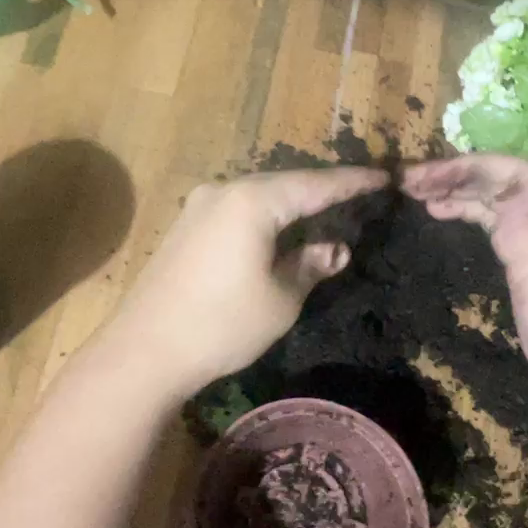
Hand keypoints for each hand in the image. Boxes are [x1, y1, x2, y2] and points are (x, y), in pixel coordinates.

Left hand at [94, 167, 388, 395]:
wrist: (144, 350)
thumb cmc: (222, 324)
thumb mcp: (281, 299)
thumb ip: (312, 265)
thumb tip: (336, 248)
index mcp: (253, 201)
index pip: (315, 185)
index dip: (352, 182)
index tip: (384, 177)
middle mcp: (224, 191)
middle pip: (285, 184)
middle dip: (322, 190)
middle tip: (359, 193)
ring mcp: (200, 206)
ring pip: (260, 196)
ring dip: (292, 204)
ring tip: (326, 210)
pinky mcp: (186, 227)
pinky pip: (238, 210)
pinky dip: (266, 216)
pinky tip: (281, 229)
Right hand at [402, 155, 527, 392]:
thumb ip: (524, 238)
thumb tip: (500, 200)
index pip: (515, 171)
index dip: (474, 166)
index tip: (435, 172)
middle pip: (498, 179)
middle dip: (456, 174)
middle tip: (412, 179)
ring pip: (489, 195)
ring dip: (454, 189)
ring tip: (415, 190)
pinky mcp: (520, 246)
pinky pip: (487, 215)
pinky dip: (462, 208)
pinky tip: (436, 209)